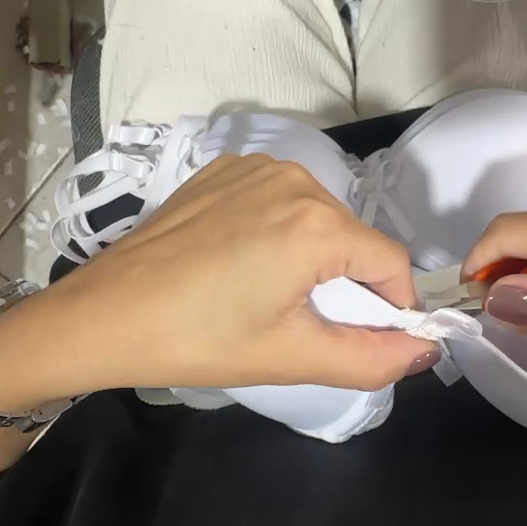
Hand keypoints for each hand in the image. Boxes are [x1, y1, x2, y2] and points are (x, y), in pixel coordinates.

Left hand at [0, 155, 440, 398]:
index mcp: (317, 223)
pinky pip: (278, 201)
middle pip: (354, 239)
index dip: (390, 309)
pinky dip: (276, 231)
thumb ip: (372, 358)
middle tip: (299, 323)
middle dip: (346, 284)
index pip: (392, 263)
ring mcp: (254, 167)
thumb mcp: (292, 357)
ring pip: (317, 218)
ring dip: (311, 257)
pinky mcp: (223, 170)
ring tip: (263, 294)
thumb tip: (424, 348)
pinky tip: (238, 262)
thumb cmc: (198, 340)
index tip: (358, 339)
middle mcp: (294, 179)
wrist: (103, 315)